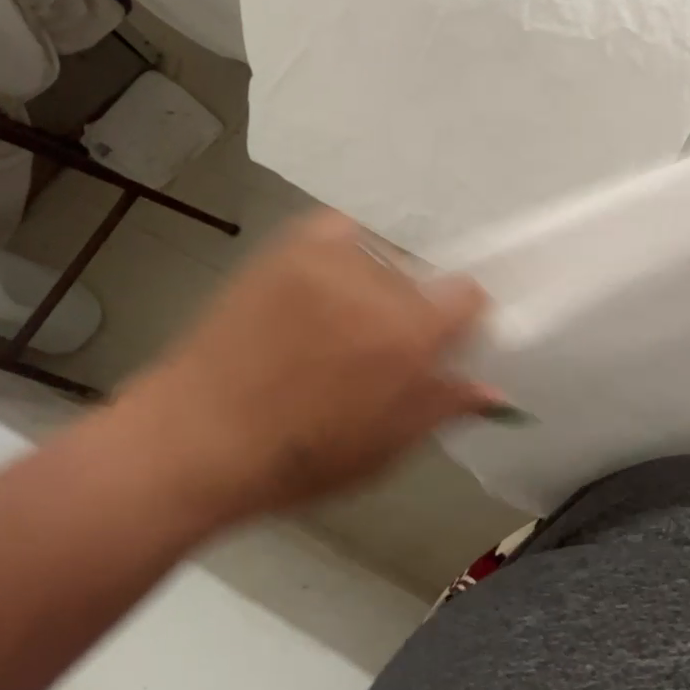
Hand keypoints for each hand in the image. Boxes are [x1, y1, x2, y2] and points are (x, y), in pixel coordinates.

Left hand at [107, 211, 488, 525]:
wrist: (194, 439)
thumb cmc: (301, 458)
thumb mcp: (388, 446)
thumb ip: (447, 405)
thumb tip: (495, 391)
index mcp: (412, 333)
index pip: (470, 295)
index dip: (463, 320)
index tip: (443, 345)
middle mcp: (378, 283)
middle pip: (424, 278)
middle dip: (416, 309)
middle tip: (385, 347)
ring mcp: (329, 259)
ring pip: (383, 259)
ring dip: (379, 285)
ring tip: (342, 323)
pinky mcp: (287, 249)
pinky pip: (339, 230)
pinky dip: (346, 247)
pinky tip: (330, 282)